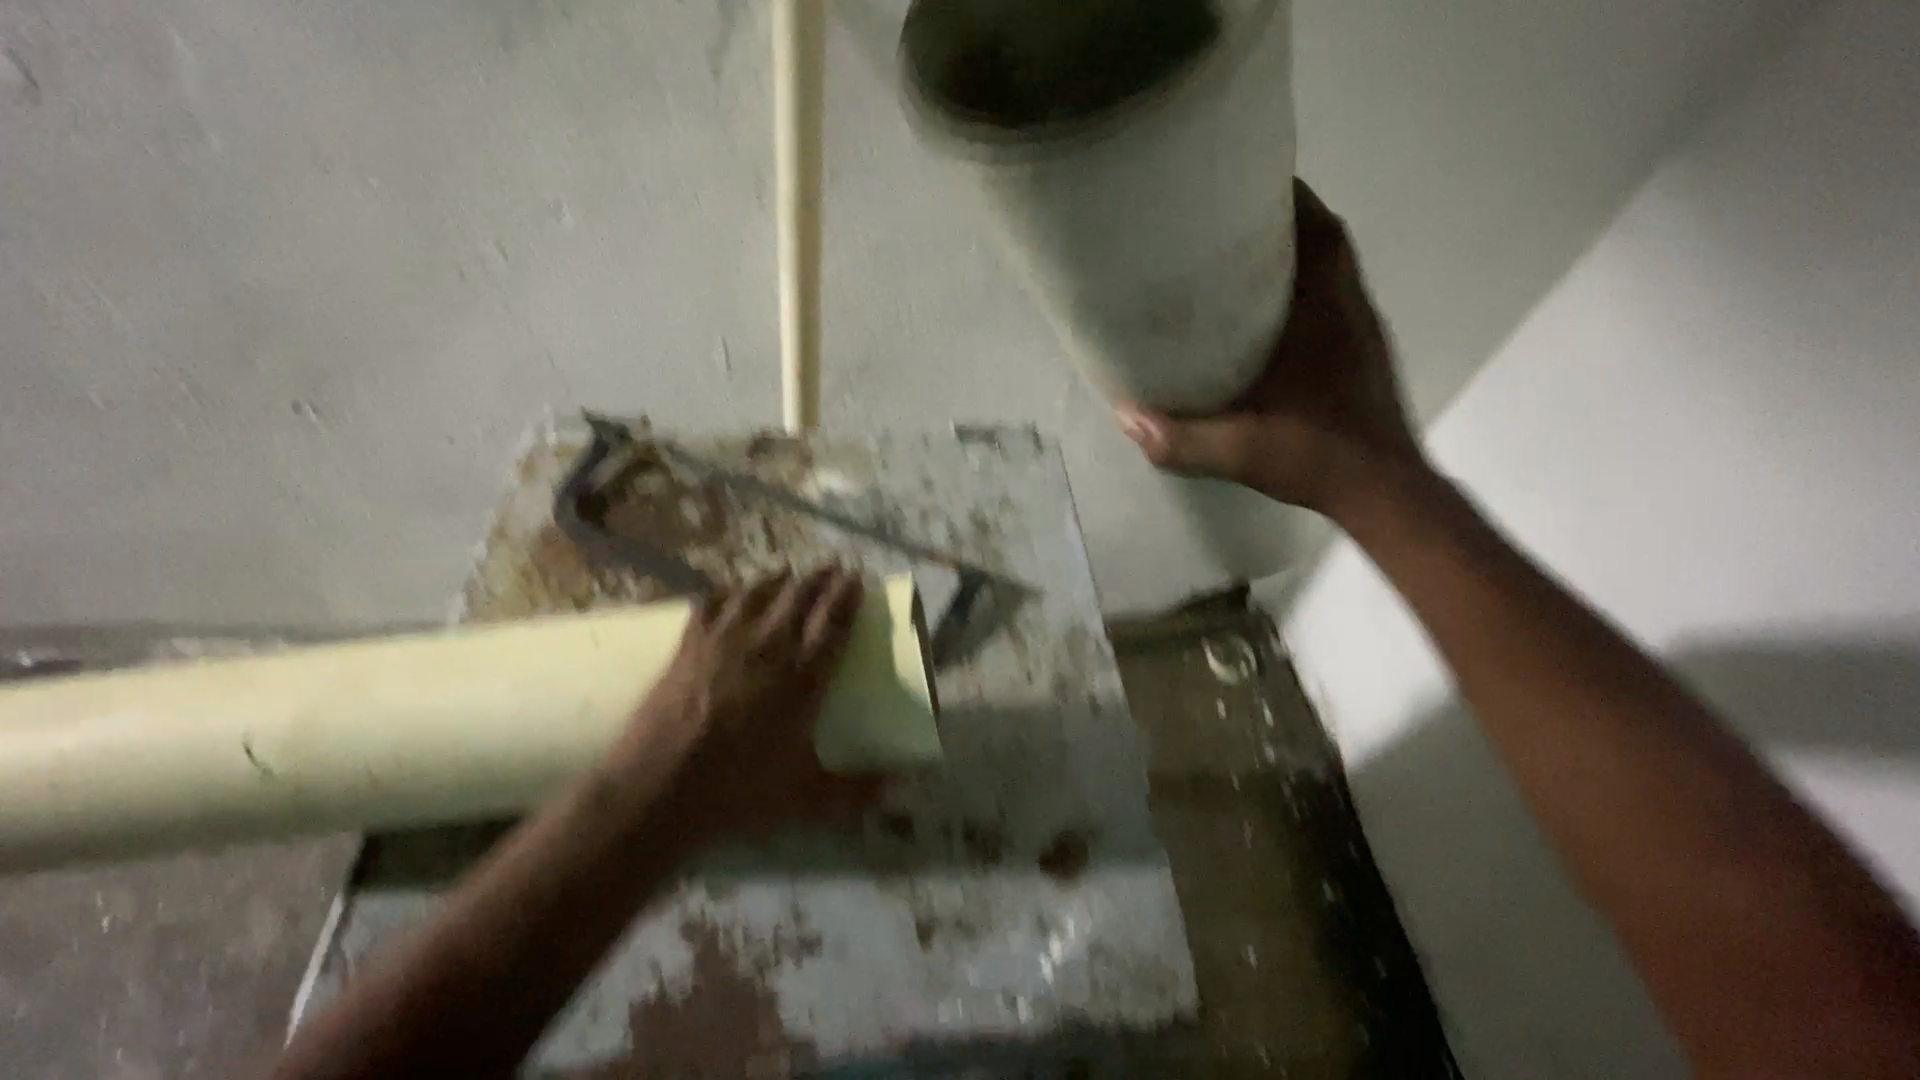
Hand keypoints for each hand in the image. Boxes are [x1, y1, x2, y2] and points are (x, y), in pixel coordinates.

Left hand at [638, 565, 884, 844]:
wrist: (658, 789)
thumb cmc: (737, 793)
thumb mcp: (806, 799)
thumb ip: (857, 793)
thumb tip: (901, 787)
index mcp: (803, 679)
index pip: (833, 624)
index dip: (848, 596)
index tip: (857, 577)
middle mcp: (768, 648)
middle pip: (799, 598)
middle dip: (820, 578)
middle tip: (832, 566)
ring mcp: (724, 641)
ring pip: (758, 592)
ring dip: (778, 579)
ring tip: (788, 572)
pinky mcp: (689, 645)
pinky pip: (713, 602)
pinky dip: (728, 591)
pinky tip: (732, 591)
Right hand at [1115, 179, 1428, 521]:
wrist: (1388, 492)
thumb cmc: (1321, 458)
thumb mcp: (1243, 450)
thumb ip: (1183, 438)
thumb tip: (1125, 416)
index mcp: (1326, 311)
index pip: (1317, 227)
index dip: (1284, 196)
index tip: (1239, 184)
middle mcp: (1350, 307)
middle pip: (1323, 237)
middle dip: (1279, 219)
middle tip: (1223, 223)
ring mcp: (1361, 330)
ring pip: (1331, 267)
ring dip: (1293, 254)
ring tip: (1237, 261)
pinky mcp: (1362, 354)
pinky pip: (1333, 298)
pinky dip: (1303, 289)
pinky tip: (1266, 317)